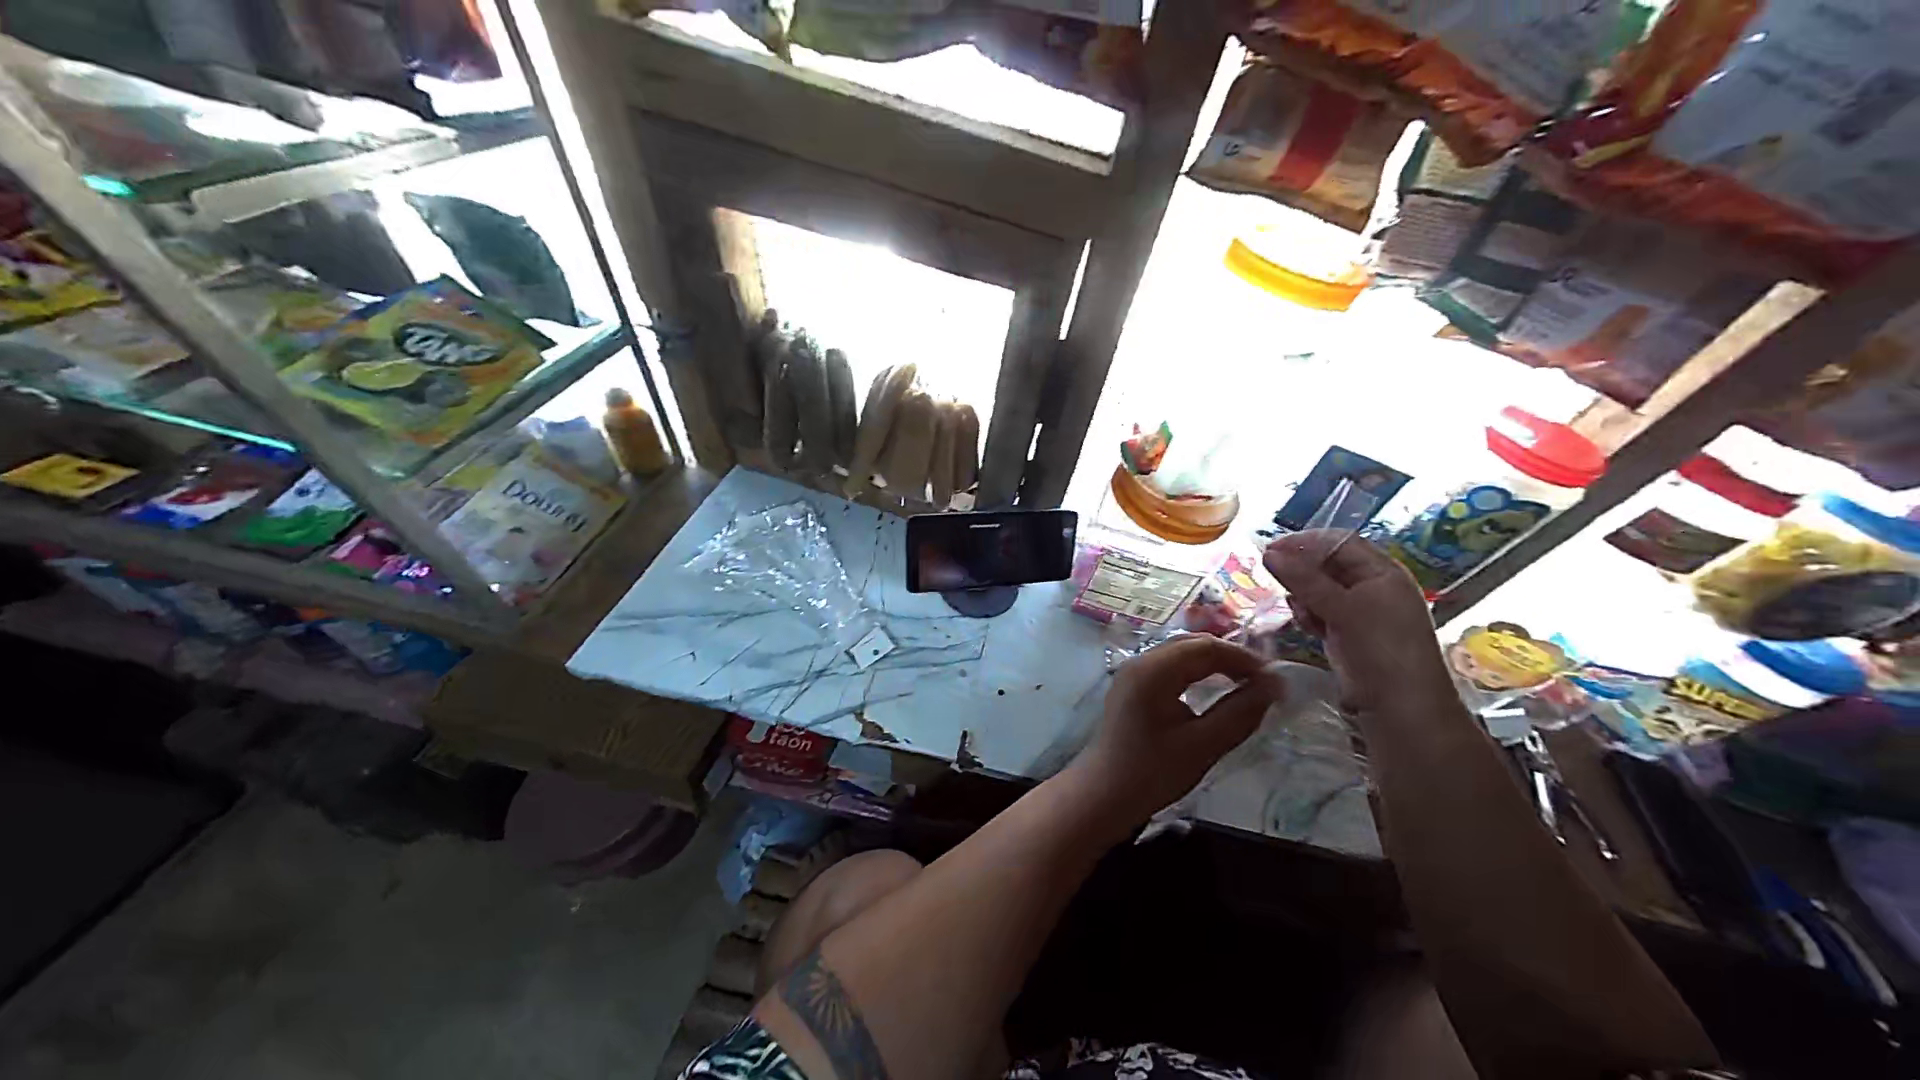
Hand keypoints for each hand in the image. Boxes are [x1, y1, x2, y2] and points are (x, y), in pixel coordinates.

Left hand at [1065, 635, 1283, 826]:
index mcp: (1154, 670)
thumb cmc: (1152, 772)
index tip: (1275, 679)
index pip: (1207, 648)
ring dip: (1214, 663)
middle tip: (1264, 680)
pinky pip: (1170, 667)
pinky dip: (1196, 672)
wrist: (1103, 794)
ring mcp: (1133, 673)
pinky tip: (1213, 688)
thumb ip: (1240, 712)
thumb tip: (1274, 687)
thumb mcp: (1204, 745)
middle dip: (1230, 657)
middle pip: (1193, 645)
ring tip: (1246, 682)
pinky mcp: (1132, 686)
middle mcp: (1141, 662)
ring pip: (1181, 654)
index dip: (1244, 658)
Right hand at [1263, 531, 1451, 717]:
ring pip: (1322, 591)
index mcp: (1383, 572)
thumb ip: (1304, 579)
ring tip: (1297, 608)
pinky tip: (1305, 623)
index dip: (1306, 543)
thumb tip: (1268, 553)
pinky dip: (1310, 614)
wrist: (1401, 709)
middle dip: (1302, 570)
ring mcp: (1362, 613)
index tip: (1271, 551)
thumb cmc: (1379, 649)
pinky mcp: (1349, 635)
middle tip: (1273, 578)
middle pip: (1329, 565)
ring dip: (1304, 595)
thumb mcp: (1342, 609)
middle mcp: (1374, 588)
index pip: (1340, 543)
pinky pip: (1322, 613)